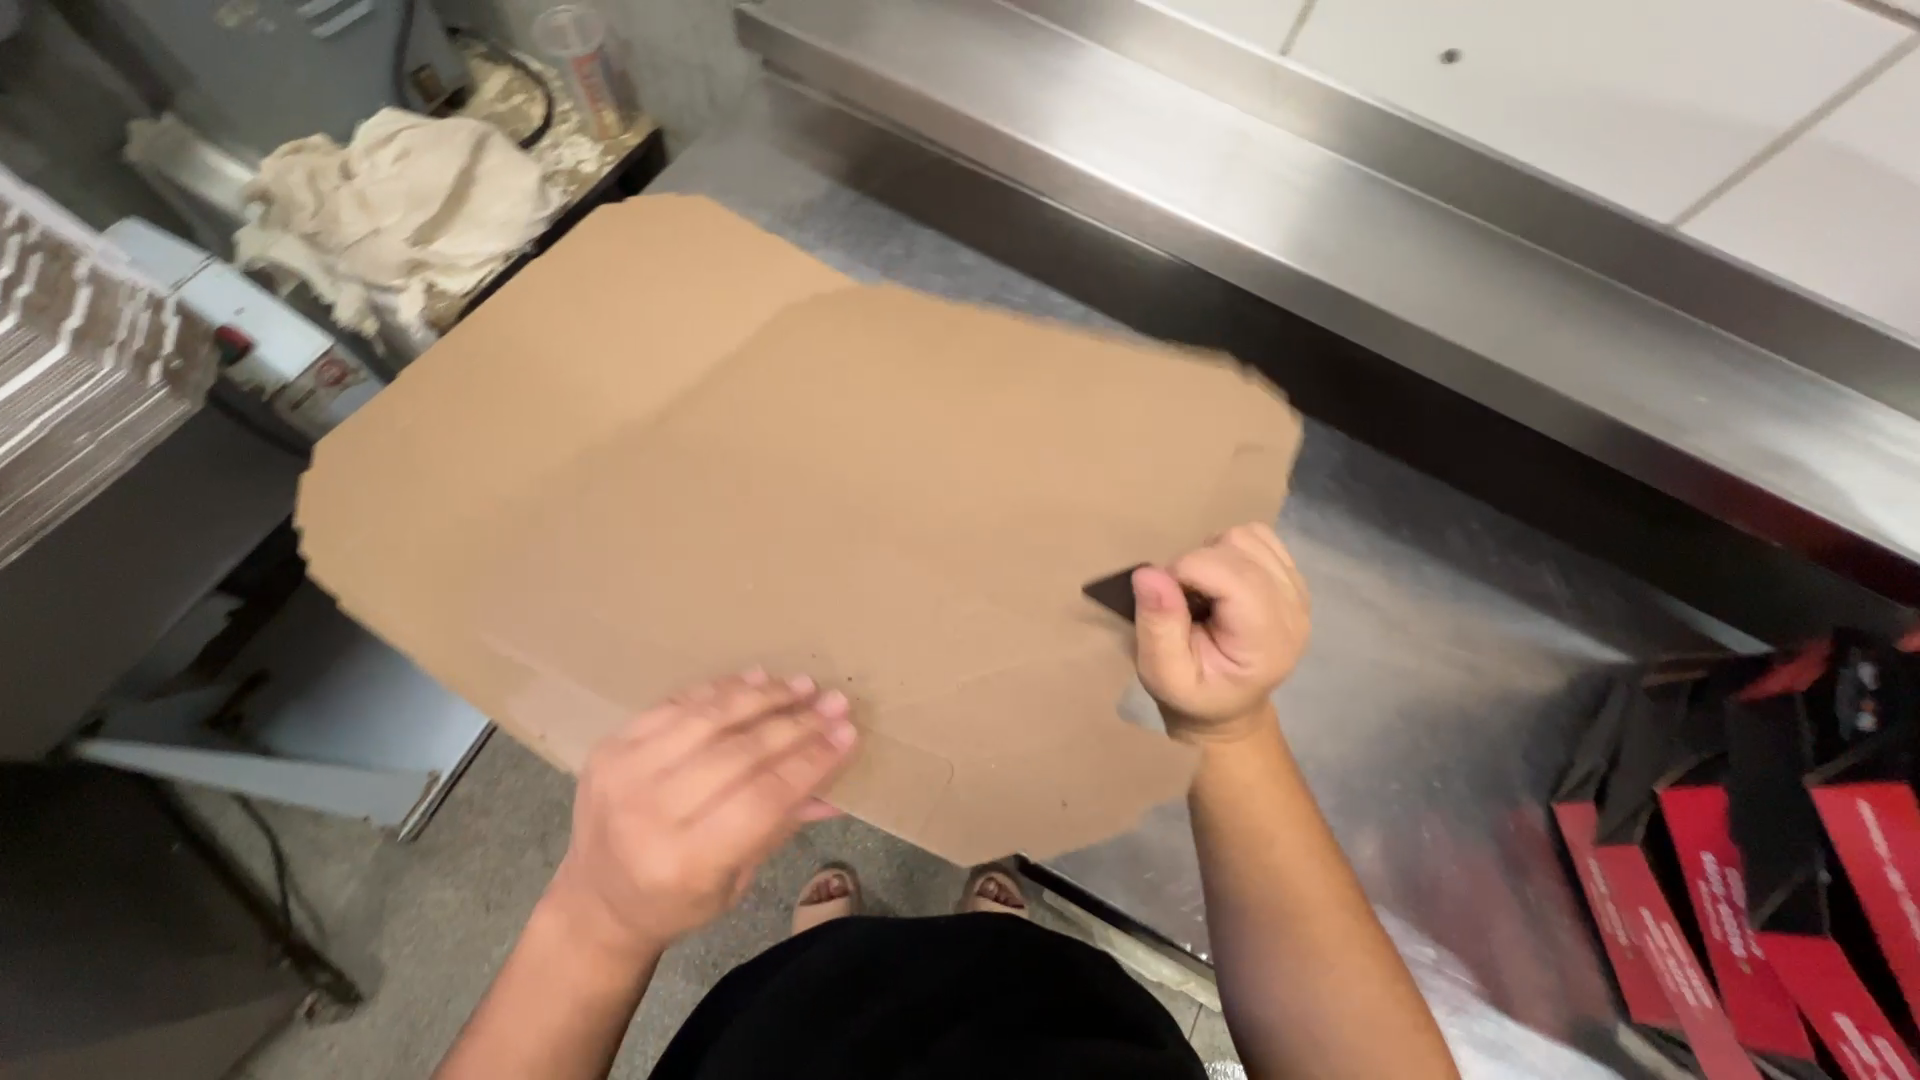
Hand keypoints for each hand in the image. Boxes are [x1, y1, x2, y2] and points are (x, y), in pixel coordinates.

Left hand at [542, 671, 857, 959]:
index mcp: (683, 862)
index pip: (762, 798)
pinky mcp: (610, 747)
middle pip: (738, 753)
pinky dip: (721, 690)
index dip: (810, 762)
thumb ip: (783, 824)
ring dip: (763, 697)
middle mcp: (648, 815)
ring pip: (707, 719)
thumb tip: (839, 782)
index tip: (847, 734)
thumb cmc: (676, 902)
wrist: (595, 902)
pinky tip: (757, 680)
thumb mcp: (737, 881)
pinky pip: (676, 705)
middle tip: (834, 703)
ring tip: (803, 684)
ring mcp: (623, 775)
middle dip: (795, 724)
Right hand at [1132, 522, 1310, 742]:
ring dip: (1212, 555)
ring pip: (1248, 536)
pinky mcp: (1292, 578)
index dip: (1185, 570)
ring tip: (1201, 591)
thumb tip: (1149, 573)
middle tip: (1180, 599)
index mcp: (1267, 640)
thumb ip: (1158, 627)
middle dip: (1195, 563)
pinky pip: (1258, 537)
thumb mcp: (1162, 674)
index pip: (1231, 575)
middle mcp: (1293, 609)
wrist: (1228, 705)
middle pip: (1238, 549)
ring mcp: (1298, 590)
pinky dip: (1230, 549)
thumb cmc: (1194, 693)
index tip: (1163, 597)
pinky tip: (1220, 581)